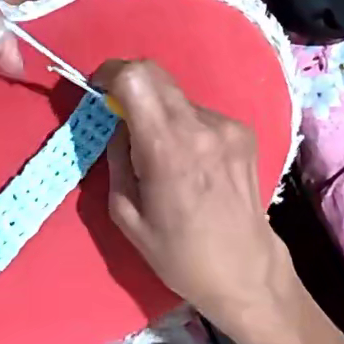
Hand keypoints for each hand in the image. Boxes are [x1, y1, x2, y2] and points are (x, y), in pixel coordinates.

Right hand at [95, 60, 306, 343]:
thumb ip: (116, 159)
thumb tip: (116, 123)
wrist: (246, 271)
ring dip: (158, 109)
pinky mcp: (242, 130)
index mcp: (167, 148)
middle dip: (129, 83)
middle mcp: (200, 126)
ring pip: (176, 95)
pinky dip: (183, 125)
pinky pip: (198, 112)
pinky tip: (189, 160)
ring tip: (160, 152)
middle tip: (118, 111)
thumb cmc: (179, 254)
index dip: (110, 72)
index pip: (135, 78)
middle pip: (155, 72)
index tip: (98, 87)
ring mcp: (226, 125)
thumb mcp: (126, 215)